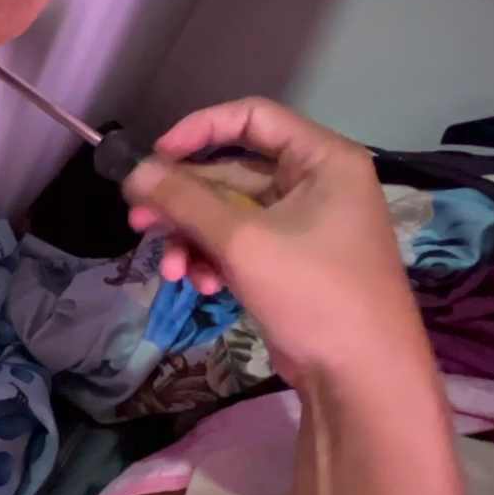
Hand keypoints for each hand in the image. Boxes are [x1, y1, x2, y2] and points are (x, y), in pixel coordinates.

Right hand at [123, 98, 427, 380]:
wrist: (359, 376)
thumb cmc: (313, 292)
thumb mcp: (241, 241)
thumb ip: (184, 200)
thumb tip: (134, 171)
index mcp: (322, 161)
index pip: (251, 118)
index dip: (198, 130)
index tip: (155, 157)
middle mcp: (313, 184)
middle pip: (229, 173)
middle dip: (181, 202)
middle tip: (138, 220)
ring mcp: (299, 225)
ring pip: (224, 214)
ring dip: (190, 238)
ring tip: (168, 268)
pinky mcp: (284, 260)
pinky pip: (234, 244)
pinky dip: (211, 260)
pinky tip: (201, 285)